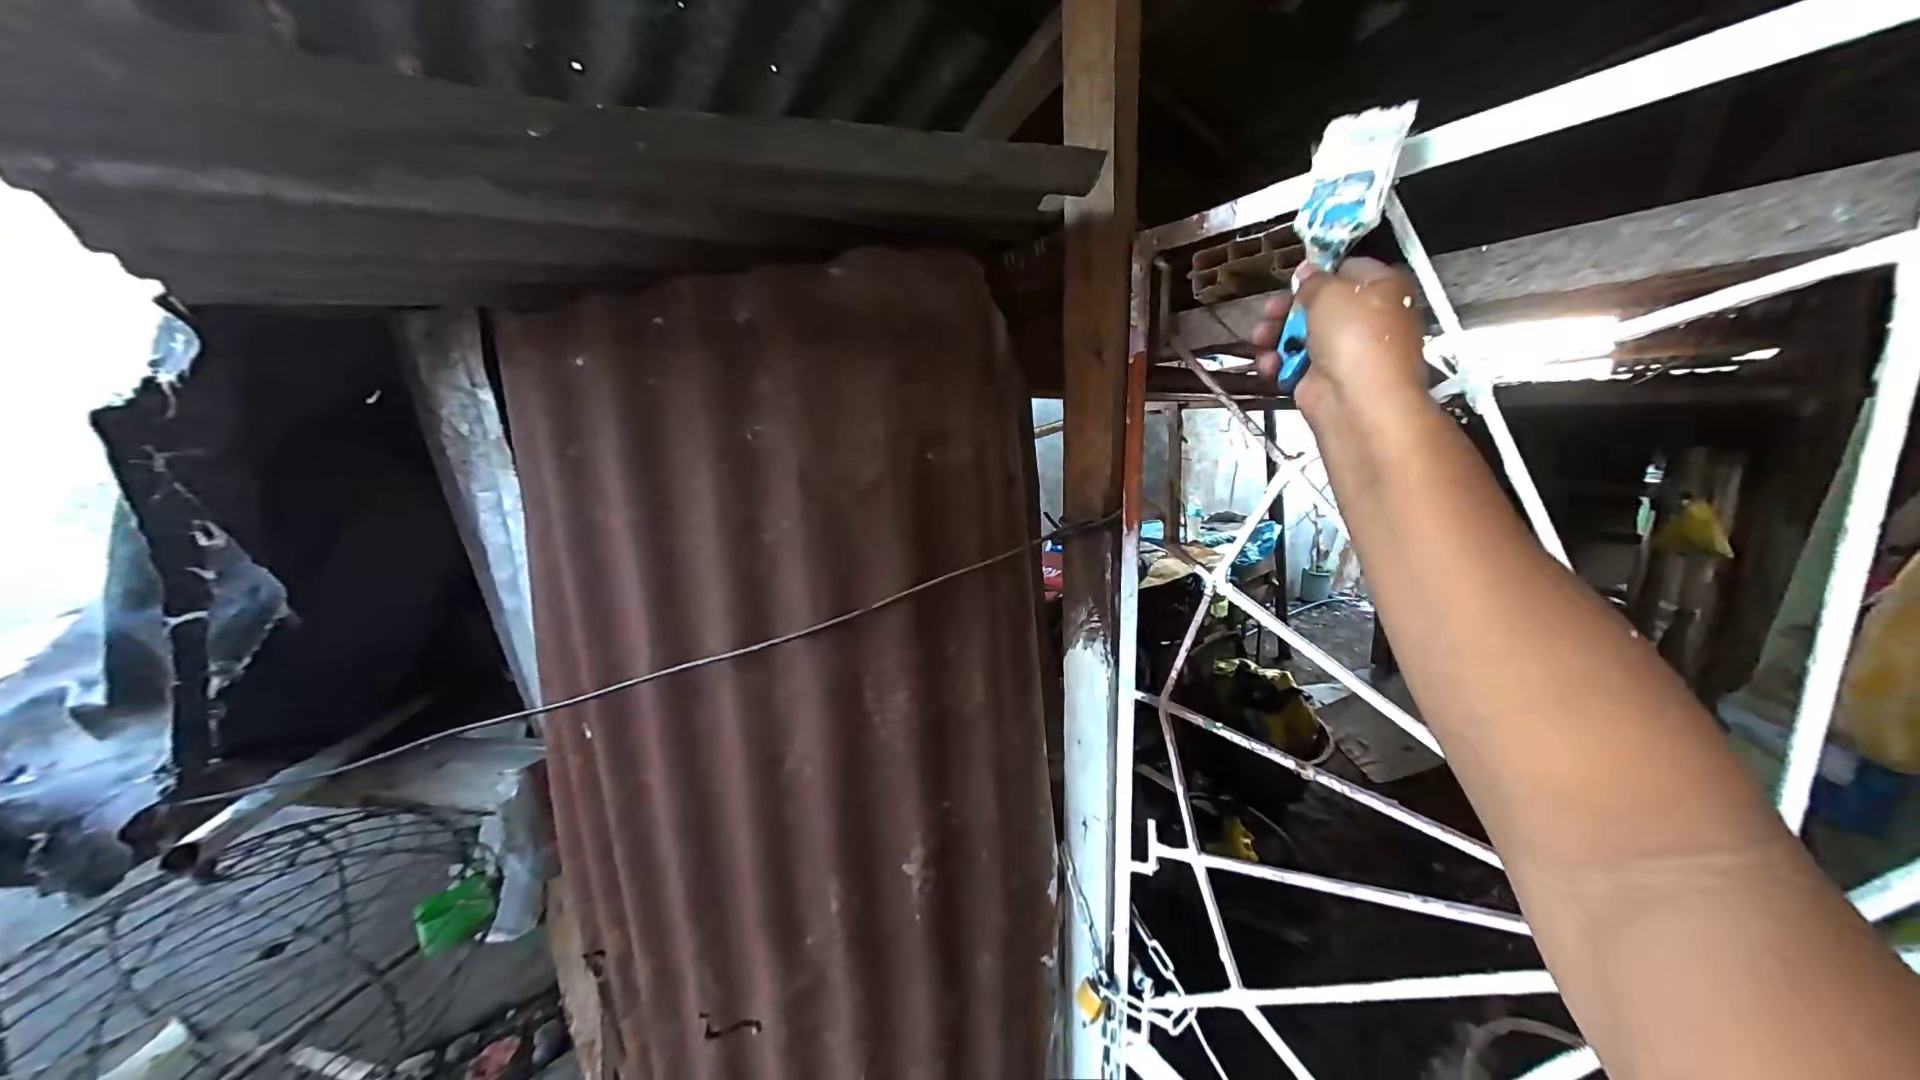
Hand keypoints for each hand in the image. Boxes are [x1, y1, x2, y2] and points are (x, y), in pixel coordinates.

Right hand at [1251, 258, 1428, 414]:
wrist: (1356, 399)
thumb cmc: (1354, 335)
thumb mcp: (1330, 292)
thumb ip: (1314, 281)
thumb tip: (1307, 271)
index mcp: (1381, 290)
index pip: (1348, 271)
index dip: (1319, 274)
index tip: (1294, 280)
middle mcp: (1364, 320)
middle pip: (1317, 306)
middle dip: (1286, 309)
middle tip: (1268, 311)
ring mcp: (1342, 352)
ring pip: (1300, 336)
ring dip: (1275, 336)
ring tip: (1260, 338)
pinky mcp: (1320, 379)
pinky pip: (1293, 364)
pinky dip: (1278, 363)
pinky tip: (1268, 364)